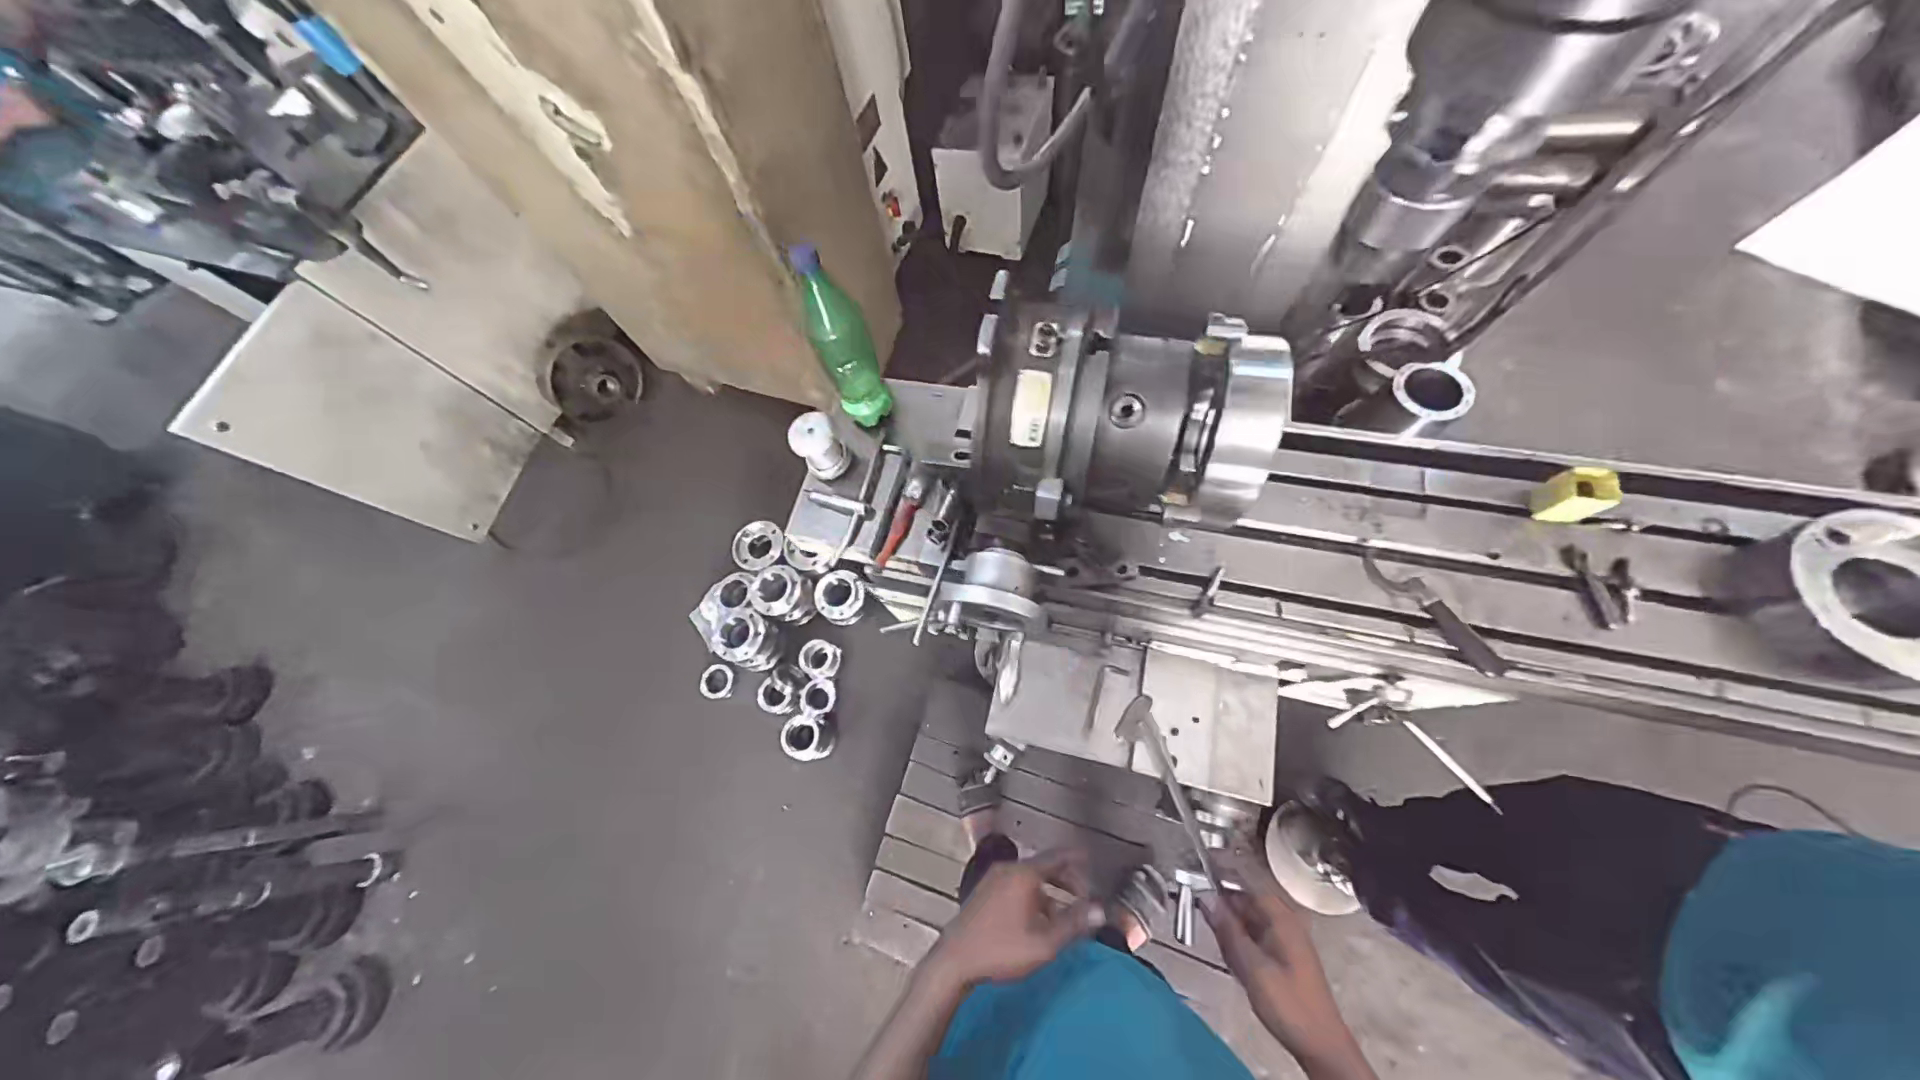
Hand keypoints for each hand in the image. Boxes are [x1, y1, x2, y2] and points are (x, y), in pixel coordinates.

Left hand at [923, 848, 1104, 988]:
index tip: (1091, 860)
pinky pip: (1017, 884)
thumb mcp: (1044, 942)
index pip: (1058, 857)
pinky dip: (1033, 894)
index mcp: (1024, 874)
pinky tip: (1038, 918)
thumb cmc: (1002, 949)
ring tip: (1065, 913)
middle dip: (1067, 880)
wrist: (955, 959)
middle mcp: (1009, 868)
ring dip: (1050, 891)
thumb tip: (1101, 910)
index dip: (1077, 859)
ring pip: (1031, 877)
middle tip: (1085, 896)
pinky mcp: (985, 890)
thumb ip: (1074, 924)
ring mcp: (994, 878)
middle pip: (1045, 866)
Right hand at [1202, 850, 1375, 1079]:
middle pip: (1243, 895)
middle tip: (1196, 905)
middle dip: (1220, 900)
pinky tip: (1231, 958)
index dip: (1223, 864)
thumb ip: (1228, 929)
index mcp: (1280, 917)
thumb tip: (1206, 896)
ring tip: (1218, 942)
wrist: (1321, 1046)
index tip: (1198, 856)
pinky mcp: (1278, 954)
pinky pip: (1250, 934)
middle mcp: (1282, 921)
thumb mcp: (1253, 968)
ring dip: (1227, 924)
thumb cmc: (1289, 1004)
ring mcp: (1281, 937)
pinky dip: (1236, 940)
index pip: (1248, 876)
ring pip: (1244, 916)